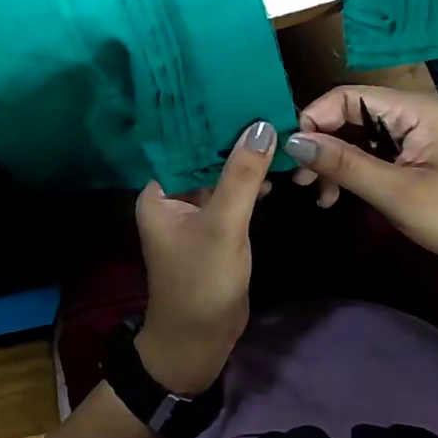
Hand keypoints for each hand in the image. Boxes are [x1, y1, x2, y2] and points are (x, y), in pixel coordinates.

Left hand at [134, 119, 276, 394]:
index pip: (185, 144)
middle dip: (235, 139)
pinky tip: (274, 172)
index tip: (245, 95)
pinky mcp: (215, 228)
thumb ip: (243, 176)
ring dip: (245, 161)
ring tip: (278, 133)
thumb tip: (263, 125)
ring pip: (222, 177)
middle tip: (270, 109)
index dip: (214, 122)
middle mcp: (172, 198)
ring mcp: (195, 214)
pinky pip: (232, 196)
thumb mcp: (224, 225)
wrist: (200, 342)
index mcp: (159, 192)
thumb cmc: (202, 283)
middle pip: (205, 158)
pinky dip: (250, 185)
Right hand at [282, 86, 437, 309]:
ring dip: (340, 161)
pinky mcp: (429, 154)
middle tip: (304, 184)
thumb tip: (294, 140)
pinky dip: (362, 171)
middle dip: (324, 144)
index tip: (292, 157)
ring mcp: (425, 133)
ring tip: (324, 198)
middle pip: (354, 113)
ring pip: (366, 135)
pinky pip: (384, 152)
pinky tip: (347, 196)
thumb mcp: (397, 193)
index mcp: (416, 107)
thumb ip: (344, 163)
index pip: (347, 95)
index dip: (314, 119)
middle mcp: (419, 110)